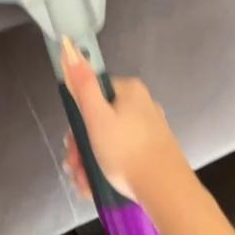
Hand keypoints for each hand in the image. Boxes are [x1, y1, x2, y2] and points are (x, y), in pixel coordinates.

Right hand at [59, 37, 189, 202]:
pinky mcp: (153, 150)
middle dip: (81, 146)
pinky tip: (95, 185)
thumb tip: (68, 44)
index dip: (77, 118)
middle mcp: (142, 105)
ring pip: (107, 140)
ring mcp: (149, 129)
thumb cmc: (126, 151)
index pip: (92, 94)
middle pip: (98, 120)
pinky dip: (106, 167)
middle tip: (74, 166)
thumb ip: (81, 83)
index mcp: (129, 91)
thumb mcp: (96, 116)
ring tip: (83, 182)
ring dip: (89, 160)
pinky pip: (121, 154)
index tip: (70, 142)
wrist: (165, 191)